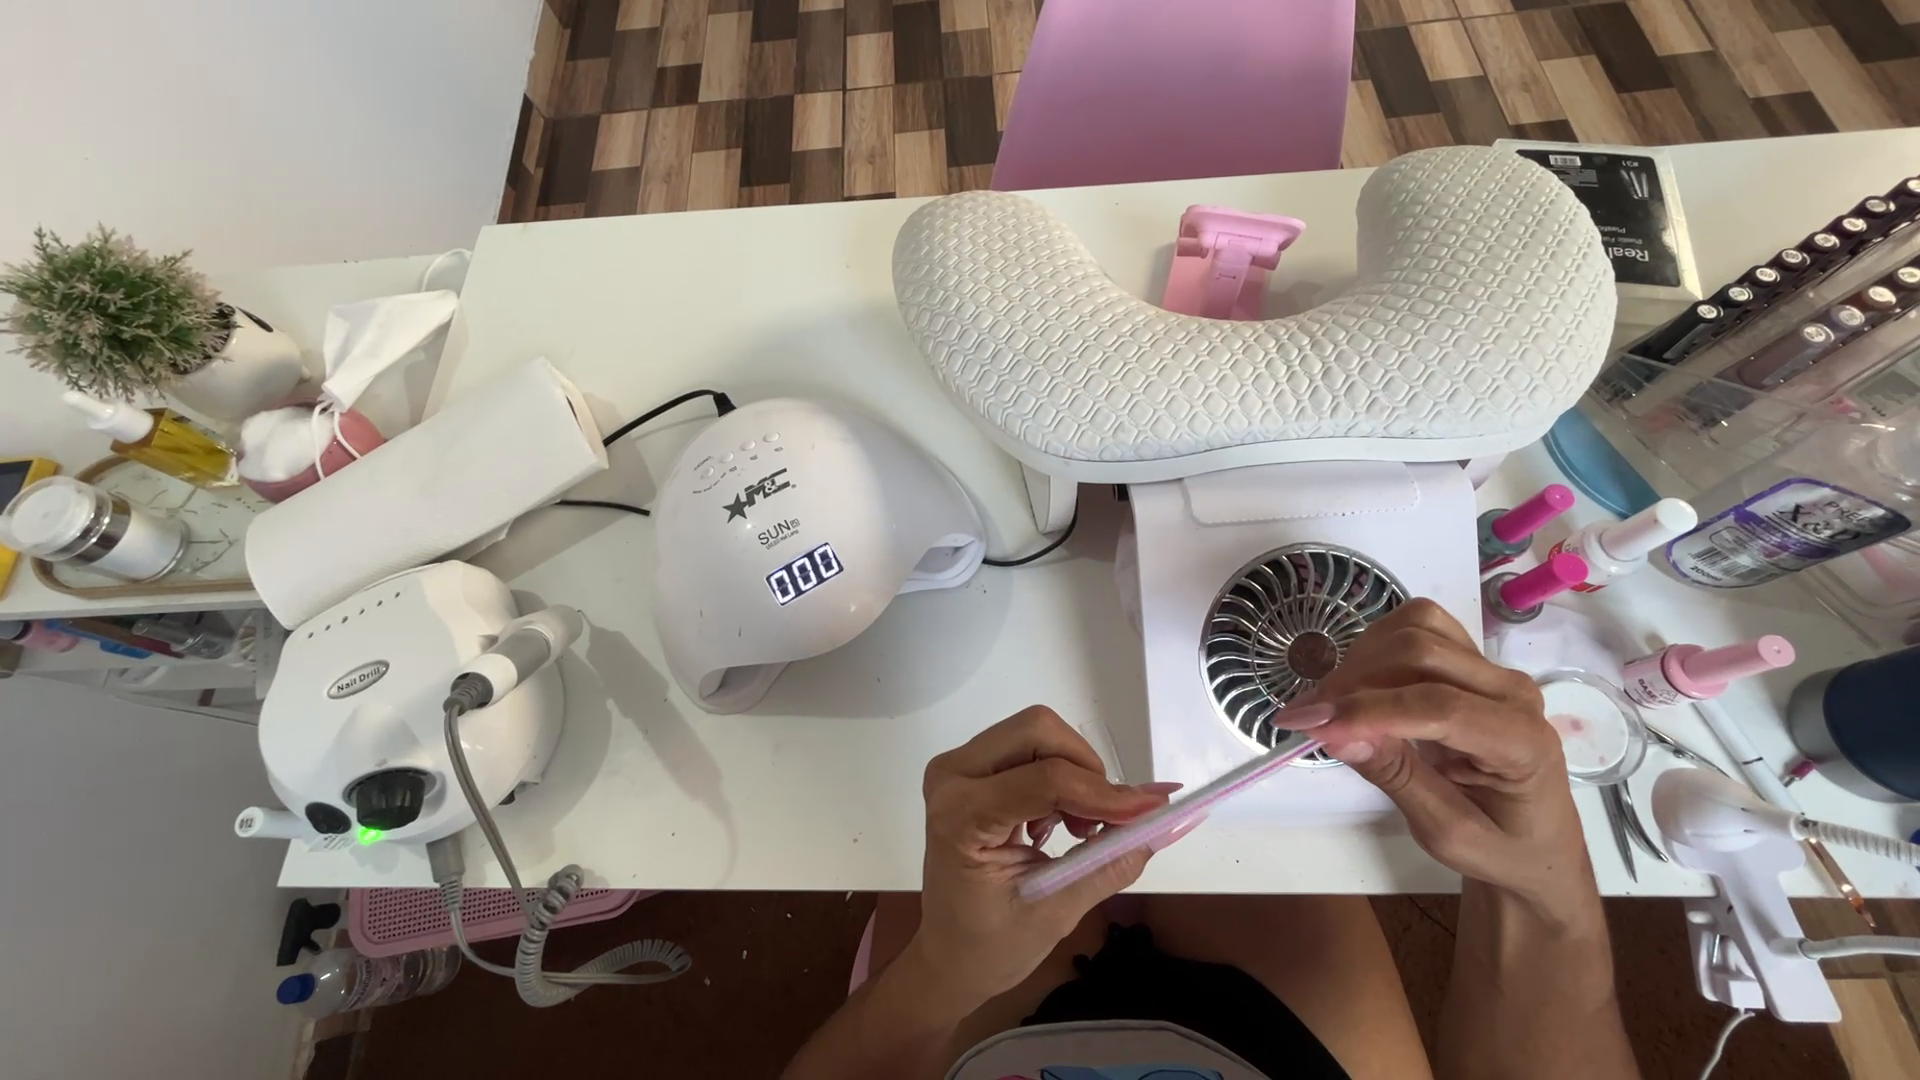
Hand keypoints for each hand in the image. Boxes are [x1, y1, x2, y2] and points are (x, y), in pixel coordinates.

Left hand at [908, 706, 1180, 1008]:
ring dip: (1074, 771)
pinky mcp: (973, 766)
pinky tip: (1058, 820)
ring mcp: (959, 765)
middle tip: (1102, 821)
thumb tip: (1163, 821)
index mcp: (960, 815)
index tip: (1148, 812)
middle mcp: (952, 774)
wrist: (948, 954)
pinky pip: (1029, 745)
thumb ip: (1111, 861)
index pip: (1043, 779)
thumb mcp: (1058, 910)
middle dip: (1085, 768)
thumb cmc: (991, 944)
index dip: (1102, 792)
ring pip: (1037, 732)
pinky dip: (1060, 773)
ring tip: (1078, 829)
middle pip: (1037, 731)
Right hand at [1274, 599, 1595, 908]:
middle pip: (1421, 651)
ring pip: (1415, 628)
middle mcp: (1512, 693)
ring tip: (1333, 703)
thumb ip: (1395, 778)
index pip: (1438, 706)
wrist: (1535, 842)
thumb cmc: (1499, 848)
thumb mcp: (1447, 834)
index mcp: (1522, 743)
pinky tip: (1358, 684)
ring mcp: (1491, 670)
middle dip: (1354, 679)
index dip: (1367, 710)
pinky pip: (1415, 626)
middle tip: (1309, 718)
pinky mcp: (1469, 660)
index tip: (1306, 724)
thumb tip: (1335, 734)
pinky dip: (1374, 646)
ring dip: (1361, 660)